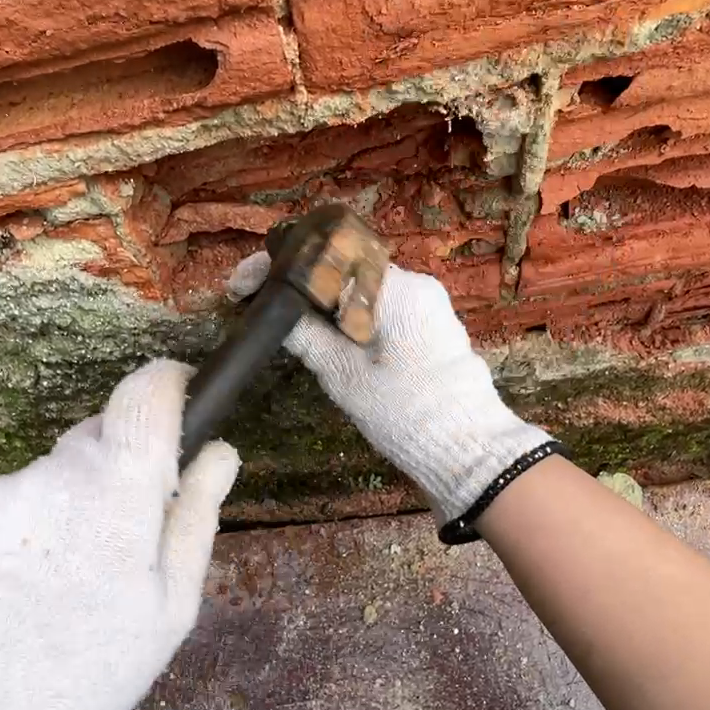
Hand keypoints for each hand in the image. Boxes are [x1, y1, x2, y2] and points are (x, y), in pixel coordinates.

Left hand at [0, 360, 238, 709]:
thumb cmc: (95, 669)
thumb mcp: (170, 605)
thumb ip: (195, 517)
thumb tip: (220, 451)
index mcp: (114, 488)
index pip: (144, 396)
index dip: (167, 387)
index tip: (178, 399)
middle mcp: (48, 474)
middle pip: (93, 441)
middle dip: (114, 472)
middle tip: (117, 546)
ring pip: (44, 481)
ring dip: (62, 511)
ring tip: (55, 590)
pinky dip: (14, 538)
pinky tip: (6, 600)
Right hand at [229, 254, 551, 537]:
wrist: (468, 450)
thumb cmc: (405, 413)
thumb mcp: (343, 375)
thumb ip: (306, 336)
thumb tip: (274, 312)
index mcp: (395, 288)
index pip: (325, 259)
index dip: (276, 268)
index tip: (241, 286)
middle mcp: (415, 285)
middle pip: (342, 269)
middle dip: (297, 284)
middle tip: (257, 302)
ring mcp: (426, 306)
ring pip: (359, 291)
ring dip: (321, 301)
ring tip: (284, 322)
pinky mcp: (429, 328)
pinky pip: (378, 309)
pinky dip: (346, 317)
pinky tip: (322, 335)